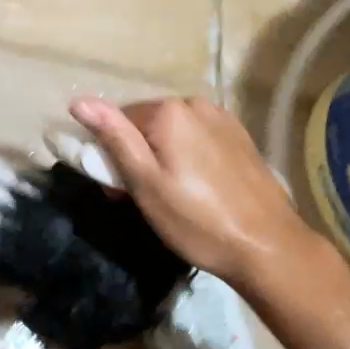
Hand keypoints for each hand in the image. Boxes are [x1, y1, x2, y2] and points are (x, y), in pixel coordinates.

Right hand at [68, 96, 317, 286]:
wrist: (270, 247)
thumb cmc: (198, 221)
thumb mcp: (145, 184)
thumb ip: (114, 138)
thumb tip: (79, 101)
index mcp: (169, 111)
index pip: (119, 119)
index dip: (112, 154)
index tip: (118, 191)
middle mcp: (195, 103)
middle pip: (147, 123)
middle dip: (139, 155)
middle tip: (144, 199)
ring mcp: (222, 119)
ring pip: (174, 132)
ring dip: (164, 156)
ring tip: (173, 198)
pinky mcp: (240, 137)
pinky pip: (199, 138)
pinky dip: (190, 157)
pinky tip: (200, 189)